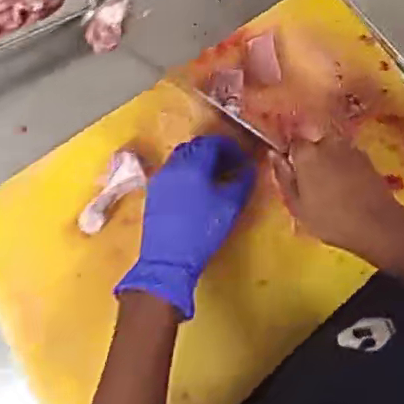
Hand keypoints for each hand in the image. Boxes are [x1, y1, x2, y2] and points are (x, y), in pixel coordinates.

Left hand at [114, 135, 255, 317]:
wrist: (167, 260)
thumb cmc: (202, 231)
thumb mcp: (230, 207)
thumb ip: (243, 182)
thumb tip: (249, 168)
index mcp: (193, 165)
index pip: (212, 142)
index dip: (229, 147)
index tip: (241, 158)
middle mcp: (173, 165)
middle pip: (195, 146)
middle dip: (213, 151)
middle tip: (230, 164)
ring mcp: (160, 178)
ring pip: (181, 157)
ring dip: (198, 160)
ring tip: (214, 176)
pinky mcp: (153, 191)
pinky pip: (172, 170)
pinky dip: (186, 171)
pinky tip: (197, 188)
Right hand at [271, 136, 403, 268]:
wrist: (377, 224)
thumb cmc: (330, 219)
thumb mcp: (297, 206)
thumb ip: (283, 177)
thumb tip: (274, 154)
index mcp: (307, 152)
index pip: (293, 143)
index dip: (292, 159)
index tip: (294, 176)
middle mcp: (328, 142)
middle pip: (314, 146)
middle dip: (312, 161)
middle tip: (314, 187)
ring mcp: (351, 148)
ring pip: (333, 152)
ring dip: (330, 165)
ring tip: (333, 191)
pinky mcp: (367, 158)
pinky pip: (348, 159)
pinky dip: (346, 169)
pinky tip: (349, 190)